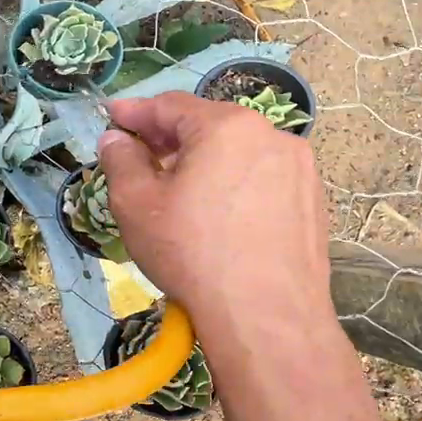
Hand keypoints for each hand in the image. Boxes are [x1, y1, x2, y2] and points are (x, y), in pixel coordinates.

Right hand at [97, 92, 331, 349]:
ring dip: (199, 158)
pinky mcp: (312, 200)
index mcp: (226, 127)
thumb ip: (121, 160)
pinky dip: (228, 180)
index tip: (109, 117)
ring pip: (235, 150)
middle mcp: (271, 135)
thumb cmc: (190, 250)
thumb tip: (116, 140)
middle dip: (167, 135)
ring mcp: (299, 168)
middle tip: (134, 153)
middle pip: (207, 123)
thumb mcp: (135, 202)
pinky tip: (209, 210)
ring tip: (170, 185)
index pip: (170, 105)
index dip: (134, 111)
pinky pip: (258, 175)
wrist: (265, 315)